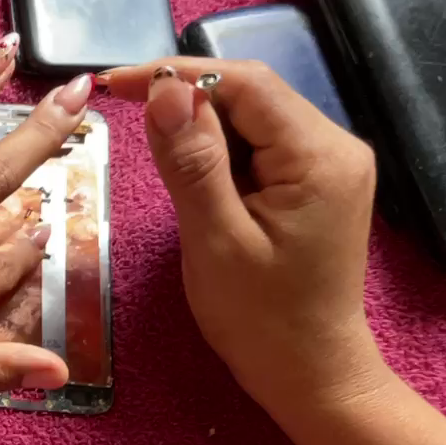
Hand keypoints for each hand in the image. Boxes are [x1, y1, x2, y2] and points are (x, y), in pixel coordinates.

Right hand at [102, 59, 387, 416]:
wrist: (306, 370)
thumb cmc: (258, 316)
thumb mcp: (214, 240)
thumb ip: (191, 163)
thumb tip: (163, 92)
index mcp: (318, 156)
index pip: (245, 84)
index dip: (177, 74)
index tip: (114, 83)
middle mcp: (331, 148)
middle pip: (249, 96)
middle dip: (182, 97)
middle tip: (117, 108)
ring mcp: (322, 167)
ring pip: (247, 122)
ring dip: (194, 126)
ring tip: (143, 142)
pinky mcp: (306, 186)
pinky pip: (253, 150)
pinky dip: (211, 152)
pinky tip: (182, 170)